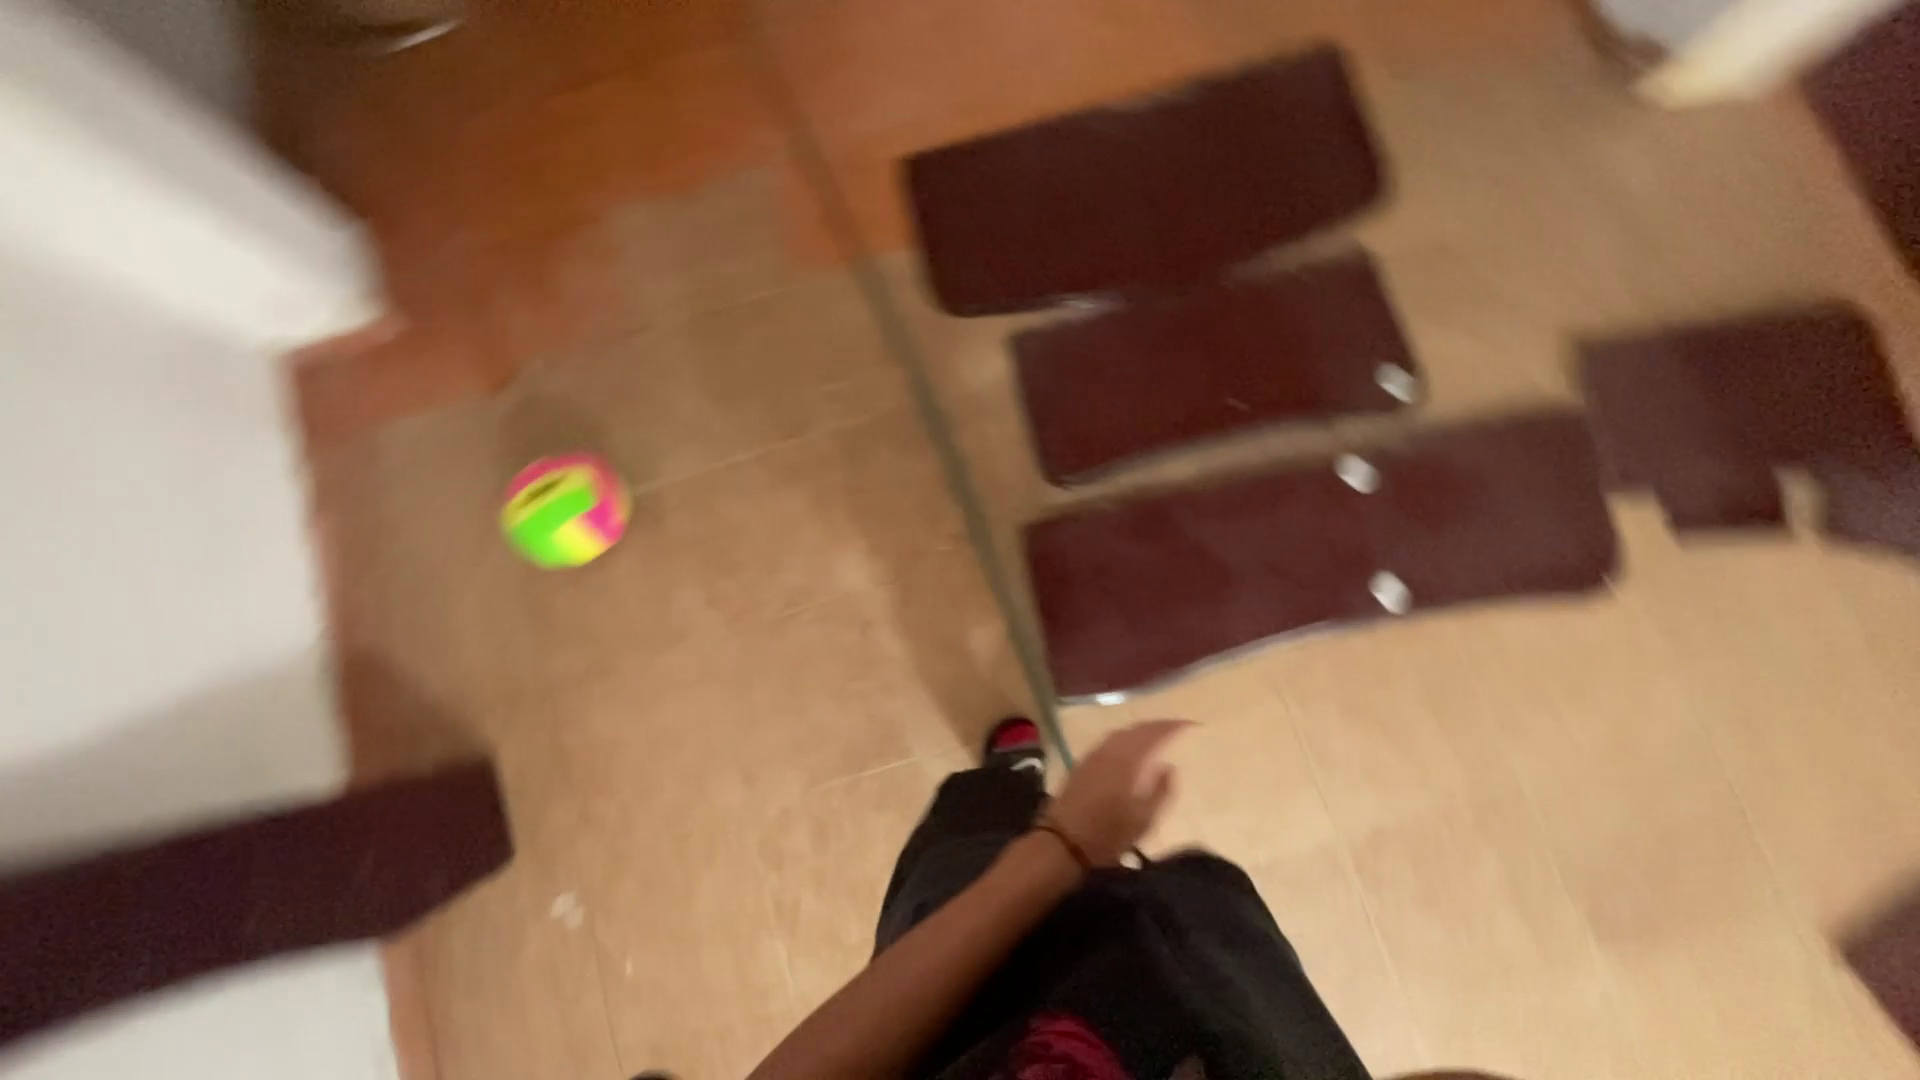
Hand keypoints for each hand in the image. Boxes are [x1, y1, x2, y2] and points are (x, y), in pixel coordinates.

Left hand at [1044, 719, 1191, 865]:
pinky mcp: (1081, 763)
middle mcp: (1109, 751)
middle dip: (1157, 725)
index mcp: (1127, 762)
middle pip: (1135, 729)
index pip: (1153, 734)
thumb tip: (1169, 767)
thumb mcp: (1143, 821)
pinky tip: (1128, 746)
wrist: (1063, 841)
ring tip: (1155, 734)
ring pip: (1120, 733)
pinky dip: (1123, 737)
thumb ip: (1160, 791)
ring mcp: (1092, 755)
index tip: (1189, 724)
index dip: (1172, 726)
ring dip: (1139, 730)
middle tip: (1174, 727)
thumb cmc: (1108, 835)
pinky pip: (1107, 741)